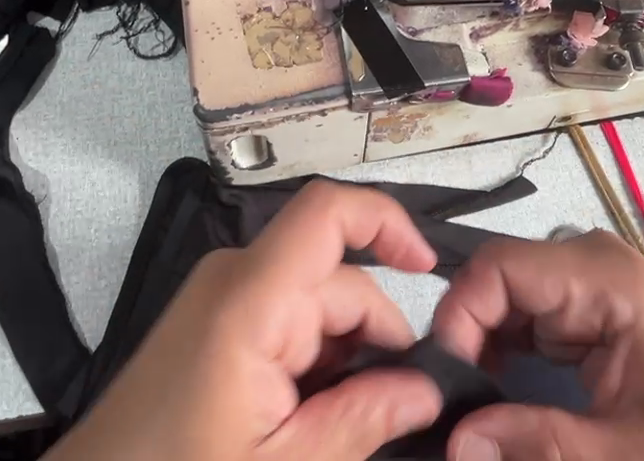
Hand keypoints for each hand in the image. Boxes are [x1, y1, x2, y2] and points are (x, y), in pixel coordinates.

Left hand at [48, 181, 445, 460]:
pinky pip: (283, 321)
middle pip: (334, 277)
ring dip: (345, 359)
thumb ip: (361, 421)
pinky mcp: (213, 321)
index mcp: (251, 298)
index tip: (430, 270)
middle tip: (396, 415)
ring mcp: (220, 298)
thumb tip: (424, 388)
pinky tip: (309, 421)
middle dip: (375, 338)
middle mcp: (236, 278)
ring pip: (314, 305)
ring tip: (344, 431)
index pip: (327, 212)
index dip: (386, 221)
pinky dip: (312, 362)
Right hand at [430, 231, 643, 460]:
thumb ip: (538, 445)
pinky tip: (497, 398)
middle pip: (498, 281)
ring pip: (506, 301)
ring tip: (466, 407)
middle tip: (447, 404)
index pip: (499, 268)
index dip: (460, 318)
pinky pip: (528, 320)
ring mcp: (593, 286)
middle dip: (466, 339)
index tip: (444, 387)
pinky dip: (504, 357)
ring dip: (482, 351)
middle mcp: (592, 265)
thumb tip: (453, 441)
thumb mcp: (632, 460)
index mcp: (606, 280)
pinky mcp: (594, 313)